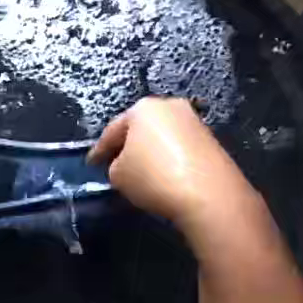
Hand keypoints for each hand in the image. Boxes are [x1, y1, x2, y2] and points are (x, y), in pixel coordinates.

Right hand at [87, 97, 260, 235]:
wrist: (210, 195)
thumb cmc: (154, 177)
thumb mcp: (118, 176)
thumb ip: (114, 166)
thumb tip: (125, 166)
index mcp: (143, 108)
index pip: (113, 130)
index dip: (100, 150)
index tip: (91, 163)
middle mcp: (170, 107)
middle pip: (141, 128)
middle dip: (128, 146)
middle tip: (115, 165)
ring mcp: (194, 122)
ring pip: (163, 138)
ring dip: (151, 153)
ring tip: (141, 174)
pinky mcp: (211, 141)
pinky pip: (180, 149)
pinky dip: (170, 160)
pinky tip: (165, 178)